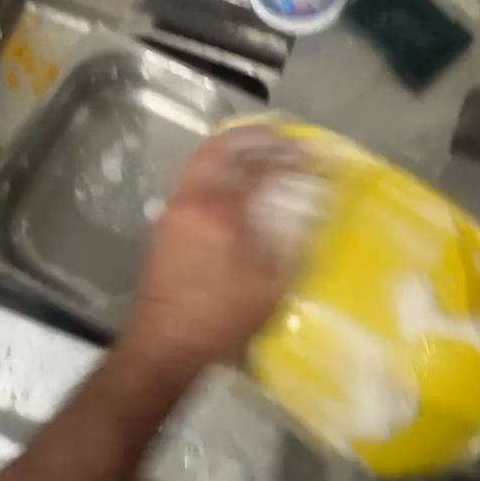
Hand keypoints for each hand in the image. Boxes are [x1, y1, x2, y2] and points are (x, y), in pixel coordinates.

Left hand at [120, 126, 305, 378]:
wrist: (163, 345)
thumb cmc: (221, 319)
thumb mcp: (271, 287)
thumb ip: (294, 243)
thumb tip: (315, 212)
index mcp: (223, 210)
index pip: (263, 166)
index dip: (292, 154)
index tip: (314, 151)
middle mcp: (195, 198)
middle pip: (224, 146)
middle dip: (257, 135)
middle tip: (282, 136)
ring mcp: (176, 207)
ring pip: (204, 158)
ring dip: (234, 147)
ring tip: (260, 150)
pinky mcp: (167, 220)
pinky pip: (194, 175)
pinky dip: (217, 165)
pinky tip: (234, 181)